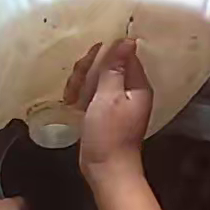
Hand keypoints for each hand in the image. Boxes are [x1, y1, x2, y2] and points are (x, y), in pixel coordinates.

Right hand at [65, 38, 153, 183]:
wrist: (106, 170)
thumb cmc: (108, 134)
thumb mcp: (108, 97)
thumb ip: (115, 67)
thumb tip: (127, 39)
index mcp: (137, 84)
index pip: (122, 54)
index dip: (102, 54)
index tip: (86, 64)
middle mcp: (130, 90)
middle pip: (108, 65)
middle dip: (88, 71)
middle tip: (76, 85)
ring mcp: (117, 101)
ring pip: (96, 78)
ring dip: (81, 83)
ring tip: (72, 97)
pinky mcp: (105, 112)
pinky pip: (92, 93)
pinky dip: (81, 95)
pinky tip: (72, 103)